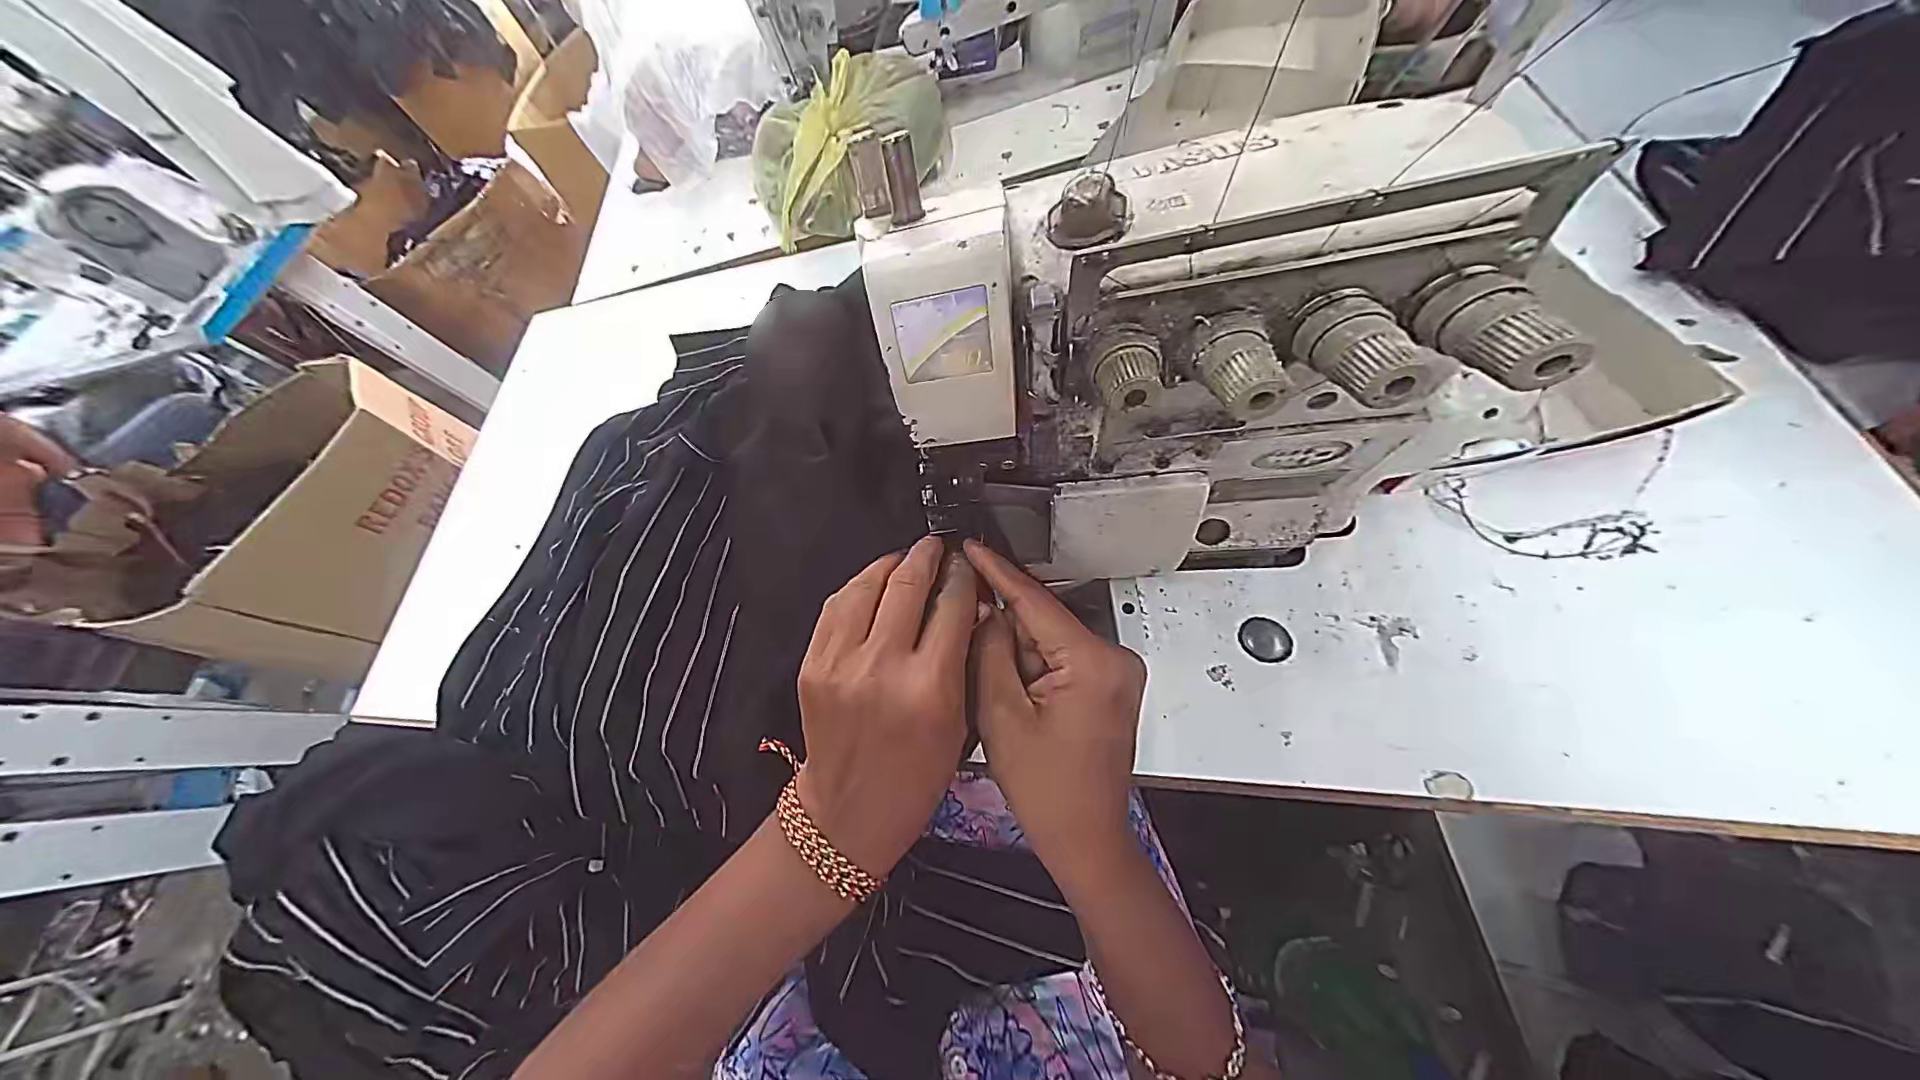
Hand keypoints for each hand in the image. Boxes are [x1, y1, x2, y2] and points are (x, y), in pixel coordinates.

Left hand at [794, 535, 974, 880]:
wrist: (850, 811)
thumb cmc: (915, 777)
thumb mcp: (960, 723)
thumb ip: (965, 659)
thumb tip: (970, 606)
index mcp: (929, 688)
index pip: (951, 607)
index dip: (961, 577)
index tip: (965, 567)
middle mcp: (882, 669)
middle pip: (907, 585)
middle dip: (926, 557)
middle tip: (937, 547)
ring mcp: (841, 664)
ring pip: (866, 586)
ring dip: (890, 565)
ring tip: (906, 560)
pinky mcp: (813, 666)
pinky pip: (836, 607)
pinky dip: (857, 587)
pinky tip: (872, 584)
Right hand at [964, 539, 1146, 883]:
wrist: (1086, 836)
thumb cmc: (1051, 793)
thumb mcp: (1002, 716)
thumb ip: (989, 652)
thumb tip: (984, 611)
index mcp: (1093, 663)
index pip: (1036, 601)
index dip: (998, 572)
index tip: (975, 549)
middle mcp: (1114, 659)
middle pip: (1042, 622)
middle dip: (1003, 629)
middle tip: (966, 638)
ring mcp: (1114, 672)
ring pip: (1048, 641)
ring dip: (1015, 653)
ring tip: (998, 694)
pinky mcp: (1107, 684)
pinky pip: (1060, 658)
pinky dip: (1031, 667)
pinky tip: (1014, 696)